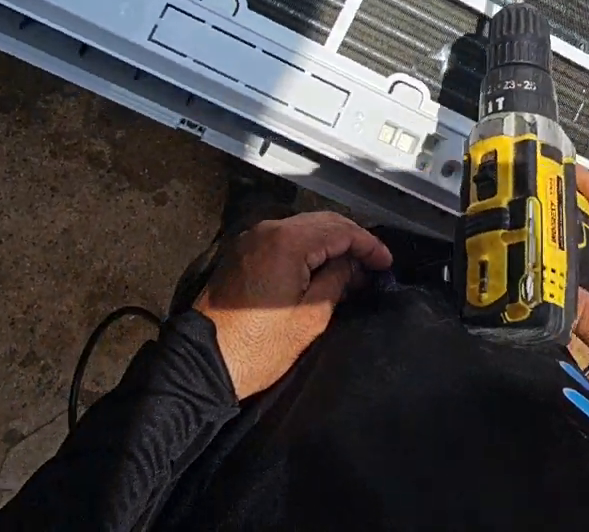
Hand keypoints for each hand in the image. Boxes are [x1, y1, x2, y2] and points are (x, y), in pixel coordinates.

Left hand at [194, 211, 392, 398]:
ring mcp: (252, 239)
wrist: (202, 366)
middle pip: (323, 222)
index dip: (368, 245)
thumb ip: (337, 280)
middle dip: (352, 241)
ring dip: (331, 244)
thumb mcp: (309, 318)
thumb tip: (352, 263)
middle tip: (373, 266)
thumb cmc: (258, 347)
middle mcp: (268, 229)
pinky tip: (322, 269)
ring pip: (304, 228)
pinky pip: (285, 240)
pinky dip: (308, 249)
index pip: (340, 230)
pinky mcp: (243, 253)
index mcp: (287, 241)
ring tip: (352, 271)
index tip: (386, 264)